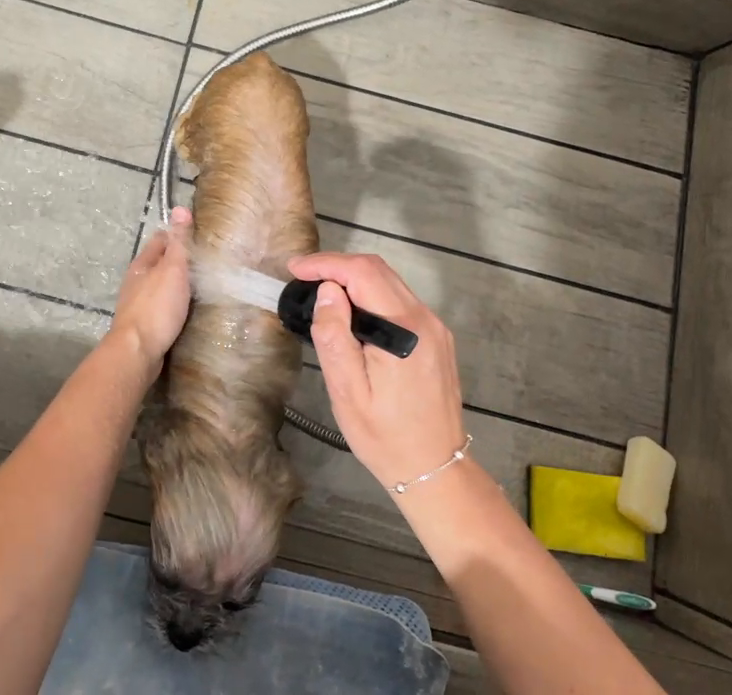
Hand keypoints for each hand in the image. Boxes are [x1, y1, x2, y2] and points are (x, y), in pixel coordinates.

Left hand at [107, 208, 192, 375]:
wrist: (137, 351)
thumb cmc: (156, 306)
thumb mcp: (172, 269)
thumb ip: (178, 243)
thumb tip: (179, 208)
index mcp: (142, 264)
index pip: (160, 240)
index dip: (177, 234)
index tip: (197, 234)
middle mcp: (137, 281)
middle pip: (159, 263)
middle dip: (177, 260)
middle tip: (204, 261)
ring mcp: (138, 304)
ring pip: (160, 286)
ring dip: (176, 284)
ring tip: (199, 285)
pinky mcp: (144, 325)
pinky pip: (162, 307)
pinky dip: (174, 304)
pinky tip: (185, 310)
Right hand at [288, 253, 466, 491]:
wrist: (434, 468)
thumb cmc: (384, 435)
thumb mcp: (346, 390)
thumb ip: (334, 336)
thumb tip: (327, 291)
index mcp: (404, 329)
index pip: (363, 273)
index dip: (326, 263)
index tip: (294, 269)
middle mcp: (425, 319)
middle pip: (379, 270)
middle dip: (338, 266)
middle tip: (302, 277)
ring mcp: (436, 328)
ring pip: (391, 283)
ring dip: (354, 279)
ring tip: (320, 293)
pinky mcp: (437, 339)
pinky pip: (400, 301)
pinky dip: (371, 296)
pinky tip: (351, 314)